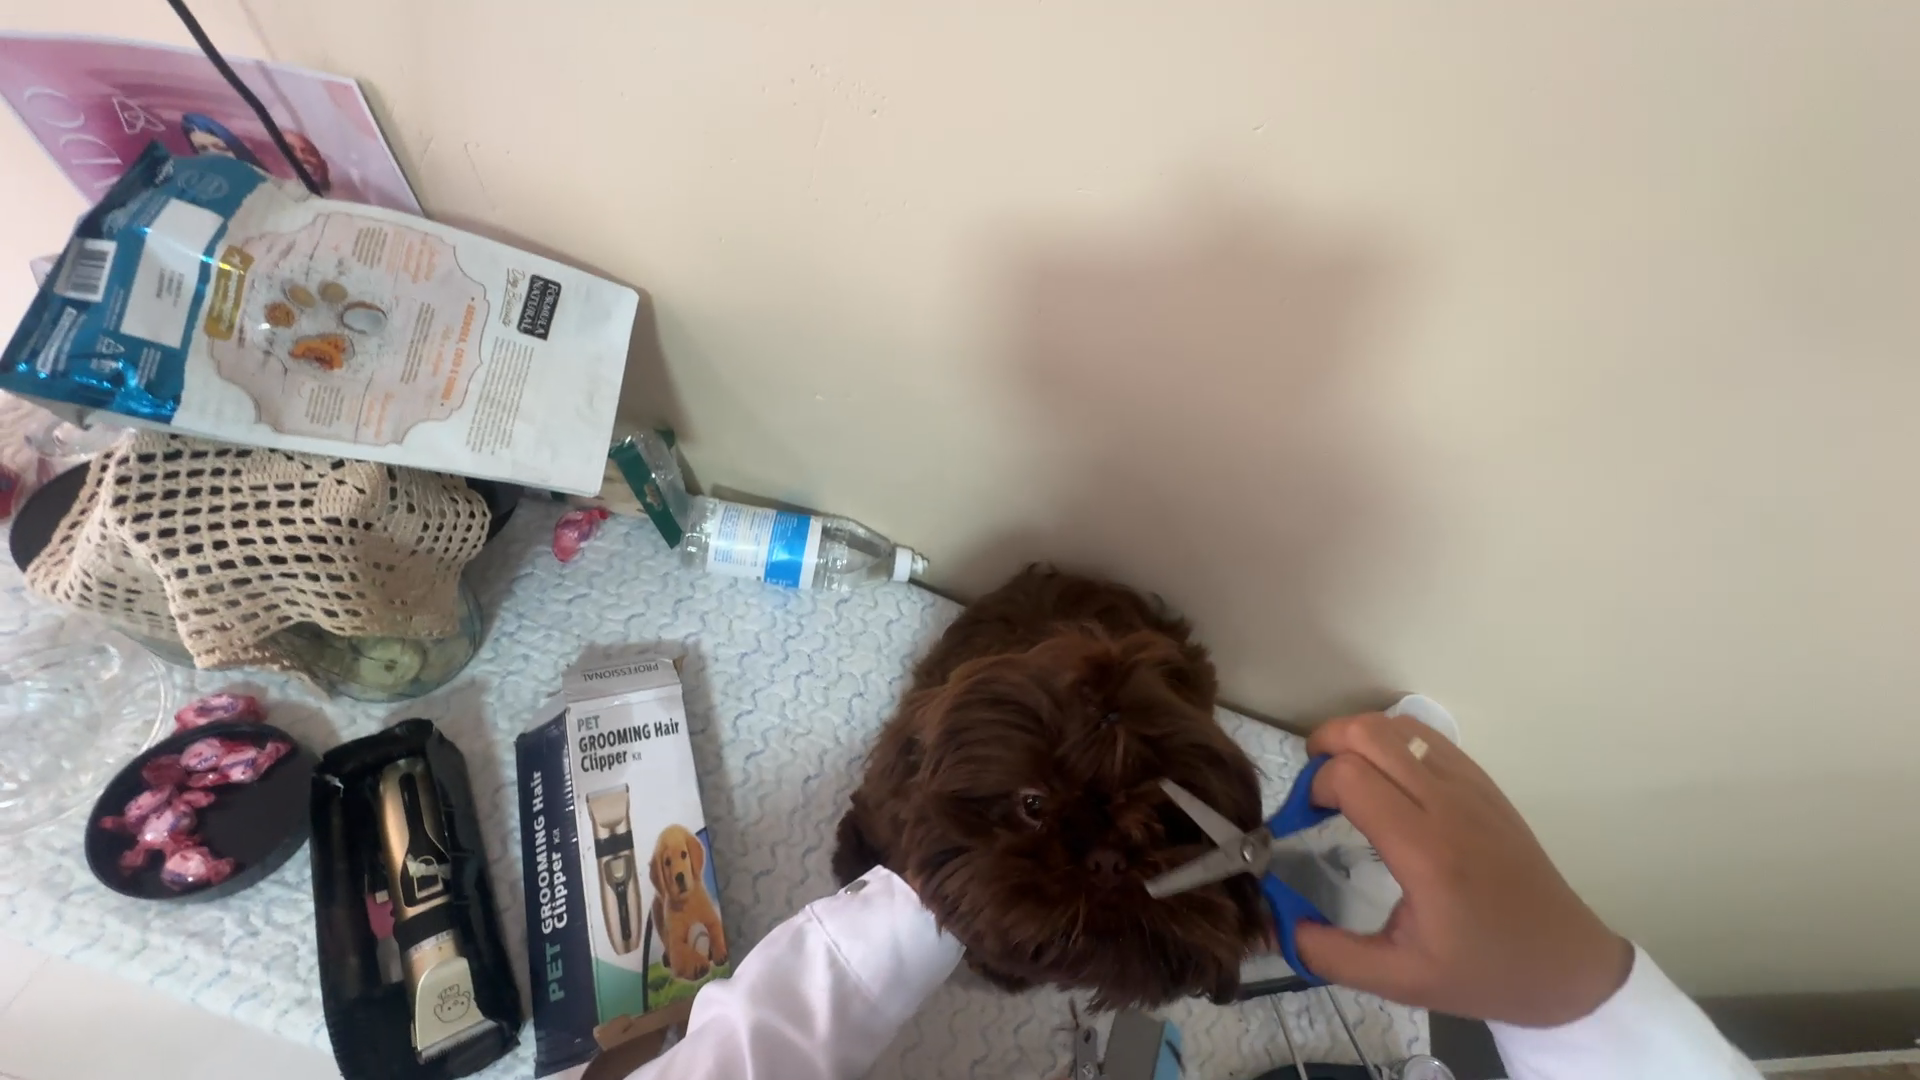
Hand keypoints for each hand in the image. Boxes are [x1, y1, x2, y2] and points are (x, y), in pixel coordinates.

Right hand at [1293, 712, 1633, 1026]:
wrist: (1570, 967)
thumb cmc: (1484, 972)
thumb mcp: (1402, 981)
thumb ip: (1332, 955)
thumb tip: (1277, 924)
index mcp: (1425, 851)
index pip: (1349, 776)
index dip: (1314, 787)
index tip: (1309, 818)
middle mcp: (1447, 805)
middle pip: (1366, 732)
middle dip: (1325, 746)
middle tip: (1316, 787)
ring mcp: (1469, 786)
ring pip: (1393, 725)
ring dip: (1356, 739)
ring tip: (1347, 777)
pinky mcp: (1482, 781)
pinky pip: (1423, 734)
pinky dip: (1390, 740)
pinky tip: (1387, 779)